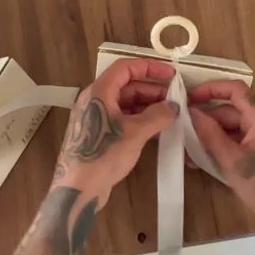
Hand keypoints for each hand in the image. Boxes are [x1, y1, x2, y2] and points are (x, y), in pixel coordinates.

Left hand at [54, 57, 179, 198]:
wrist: (79, 188)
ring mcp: (96, 118)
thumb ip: (158, 115)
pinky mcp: (98, 135)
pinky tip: (157, 130)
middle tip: (175, 99)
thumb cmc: (103, 155)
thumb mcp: (135, 132)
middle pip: (127, 86)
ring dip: (148, 107)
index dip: (150, 67)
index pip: (126, 68)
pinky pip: (122, 119)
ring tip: (170, 115)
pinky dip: (140, 120)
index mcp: (99, 92)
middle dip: (152, 90)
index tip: (171, 74)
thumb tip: (174, 106)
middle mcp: (95, 101)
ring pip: (126, 104)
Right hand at [187, 81, 254, 238]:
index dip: (212, 88)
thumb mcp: (231, 160)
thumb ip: (209, 134)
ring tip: (190, 146)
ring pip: (235, 127)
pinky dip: (223, 145)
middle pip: (233, 110)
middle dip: (208, 117)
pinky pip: (241, 140)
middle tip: (184, 126)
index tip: (190, 98)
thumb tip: (191, 112)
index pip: (236, 89)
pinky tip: (205, 157)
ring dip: (213, 133)